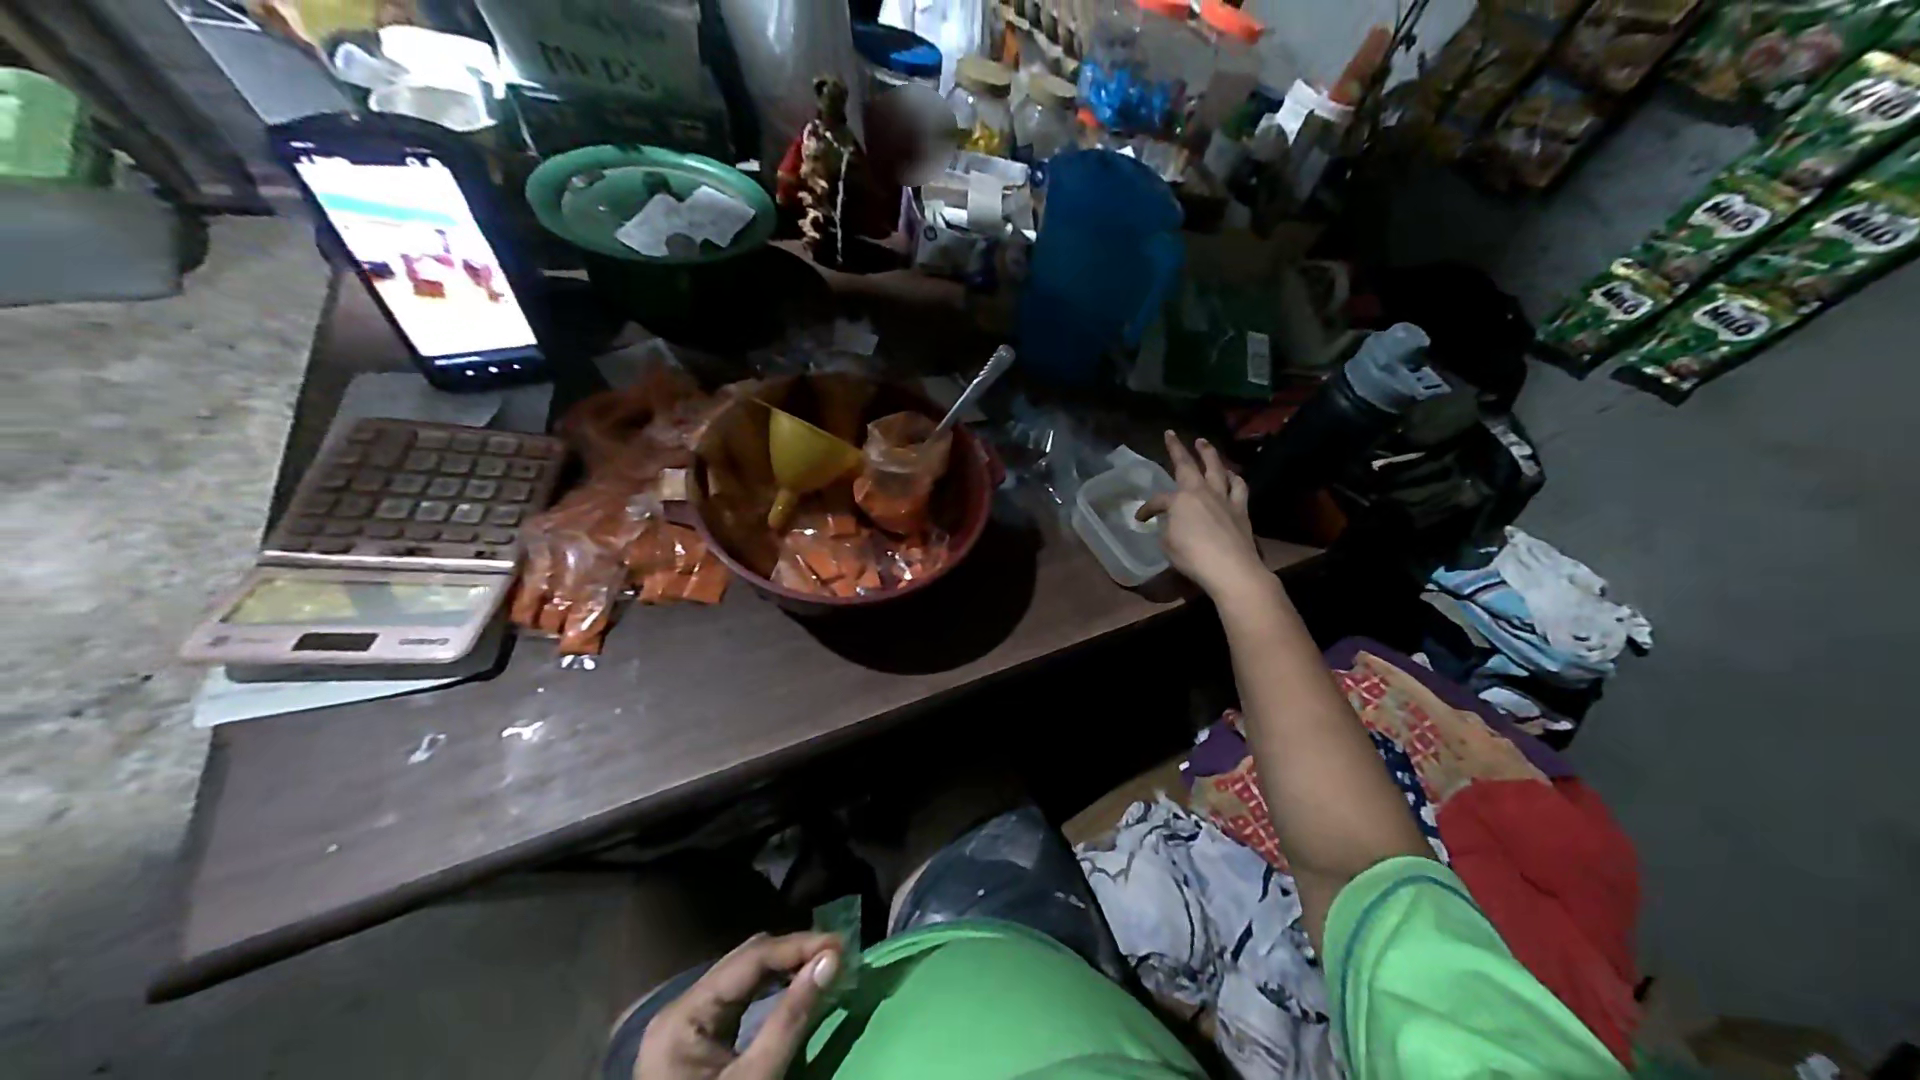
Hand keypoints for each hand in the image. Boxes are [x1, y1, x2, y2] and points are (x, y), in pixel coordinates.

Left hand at [635, 932, 841, 1079]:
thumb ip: (792, 1018)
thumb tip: (831, 961)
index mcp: (684, 1015)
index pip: (750, 959)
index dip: (797, 946)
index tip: (841, 946)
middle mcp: (680, 1007)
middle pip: (745, 960)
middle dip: (793, 952)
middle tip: (837, 955)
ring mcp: (686, 1022)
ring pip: (743, 974)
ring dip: (784, 966)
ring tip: (824, 965)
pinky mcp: (697, 1038)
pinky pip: (738, 997)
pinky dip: (771, 987)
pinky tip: (797, 986)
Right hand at [1136, 431, 1265, 598]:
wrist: (1231, 568)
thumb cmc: (1192, 556)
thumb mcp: (1167, 544)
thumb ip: (1167, 529)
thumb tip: (1171, 524)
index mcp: (1179, 499)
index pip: (1158, 501)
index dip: (1147, 509)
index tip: (1140, 519)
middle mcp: (1201, 491)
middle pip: (1187, 465)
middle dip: (1177, 448)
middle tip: (1171, 434)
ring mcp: (1224, 498)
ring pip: (1216, 468)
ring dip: (1209, 453)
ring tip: (1203, 443)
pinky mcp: (1241, 509)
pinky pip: (1238, 487)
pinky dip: (1233, 478)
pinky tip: (1231, 475)